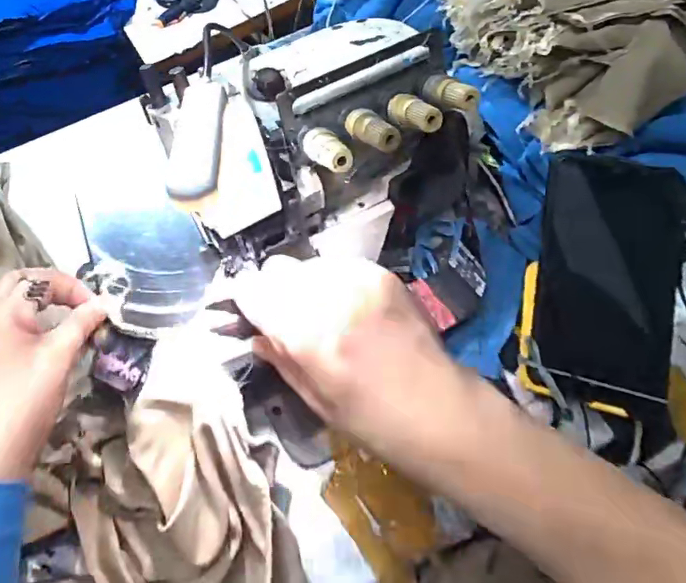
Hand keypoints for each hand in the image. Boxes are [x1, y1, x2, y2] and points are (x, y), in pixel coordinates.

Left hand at [0, 268, 110, 481]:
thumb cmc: (25, 400)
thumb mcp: (60, 356)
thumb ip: (82, 322)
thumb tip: (104, 302)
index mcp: (2, 312)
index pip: (41, 279)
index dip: (73, 287)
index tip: (97, 307)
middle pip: (21, 285)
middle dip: (53, 287)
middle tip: (78, 301)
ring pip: (15, 308)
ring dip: (44, 307)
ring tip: (72, 323)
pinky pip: (12, 330)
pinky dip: (35, 326)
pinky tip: (55, 346)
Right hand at [231, 255, 466, 455]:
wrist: (441, 408)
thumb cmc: (375, 421)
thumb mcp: (317, 401)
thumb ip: (282, 360)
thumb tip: (255, 334)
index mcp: (308, 334)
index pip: (253, 291)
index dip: (245, 301)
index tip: (246, 312)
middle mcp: (329, 296)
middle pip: (278, 269)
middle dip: (273, 291)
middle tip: (283, 317)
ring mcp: (358, 279)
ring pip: (308, 264)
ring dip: (304, 284)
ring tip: (321, 314)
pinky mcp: (381, 273)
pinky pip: (339, 266)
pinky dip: (334, 282)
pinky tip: (347, 308)